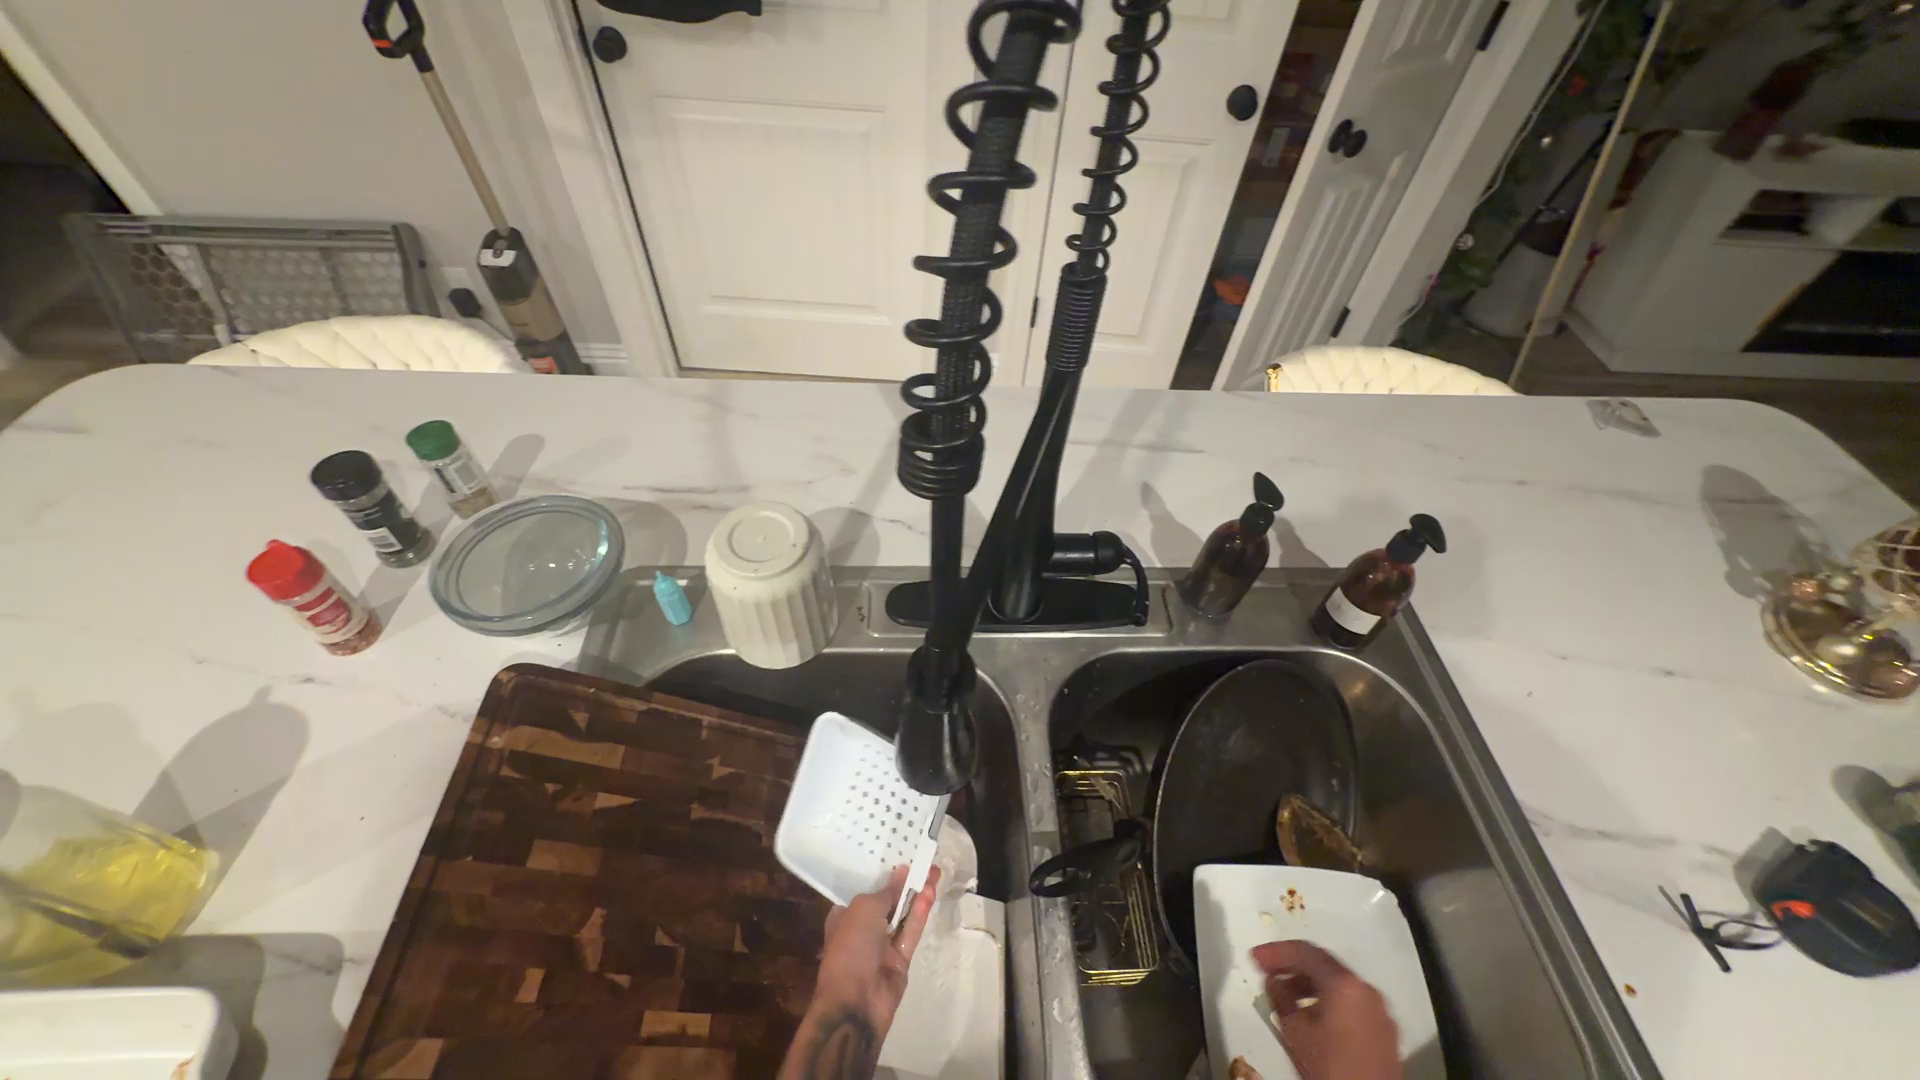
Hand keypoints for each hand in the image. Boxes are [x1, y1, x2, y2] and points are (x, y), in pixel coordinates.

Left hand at [779, 865, 941, 1079]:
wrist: (855, 1002)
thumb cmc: (851, 947)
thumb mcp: (864, 909)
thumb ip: (887, 891)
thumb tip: (902, 871)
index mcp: (845, 915)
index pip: (867, 890)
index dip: (885, 875)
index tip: (903, 860)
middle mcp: (863, 928)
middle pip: (889, 901)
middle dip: (906, 884)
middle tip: (926, 865)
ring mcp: (883, 946)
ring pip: (904, 916)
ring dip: (917, 896)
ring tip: (934, 874)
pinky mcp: (901, 960)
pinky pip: (911, 932)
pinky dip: (919, 914)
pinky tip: (929, 894)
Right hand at [1252, 940, 1401, 1079]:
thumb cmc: (1329, 1068)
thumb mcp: (1294, 1031)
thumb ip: (1280, 997)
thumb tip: (1274, 981)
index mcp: (1345, 985)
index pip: (1306, 952)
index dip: (1276, 951)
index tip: (1255, 958)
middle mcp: (1367, 990)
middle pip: (1324, 966)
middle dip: (1293, 967)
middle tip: (1266, 972)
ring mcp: (1380, 1011)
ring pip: (1339, 986)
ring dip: (1309, 985)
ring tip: (1285, 996)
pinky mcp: (1385, 1032)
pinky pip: (1351, 1004)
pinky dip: (1328, 1001)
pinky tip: (1311, 1016)